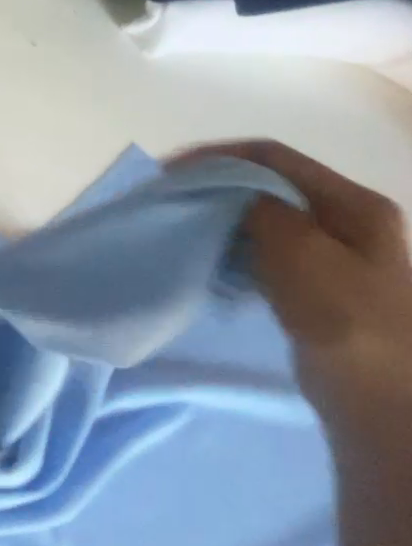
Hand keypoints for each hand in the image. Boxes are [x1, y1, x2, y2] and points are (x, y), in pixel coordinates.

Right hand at [195, 141, 411, 416]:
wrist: (378, 390)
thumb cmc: (341, 311)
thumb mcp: (295, 246)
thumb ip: (257, 204)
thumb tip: (224, 188)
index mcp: (354, 203)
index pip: (271, 155)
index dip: (215, 156)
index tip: (167, 174)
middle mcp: (347, 219)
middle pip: (266, 182)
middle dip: (214, 186)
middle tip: (168, 200)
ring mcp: (333, 251)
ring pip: (261, 215)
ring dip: (219, 216)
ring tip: (182, 228)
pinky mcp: (314, 280)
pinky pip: (262, 246)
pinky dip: (231, 245)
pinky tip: (210, 259)